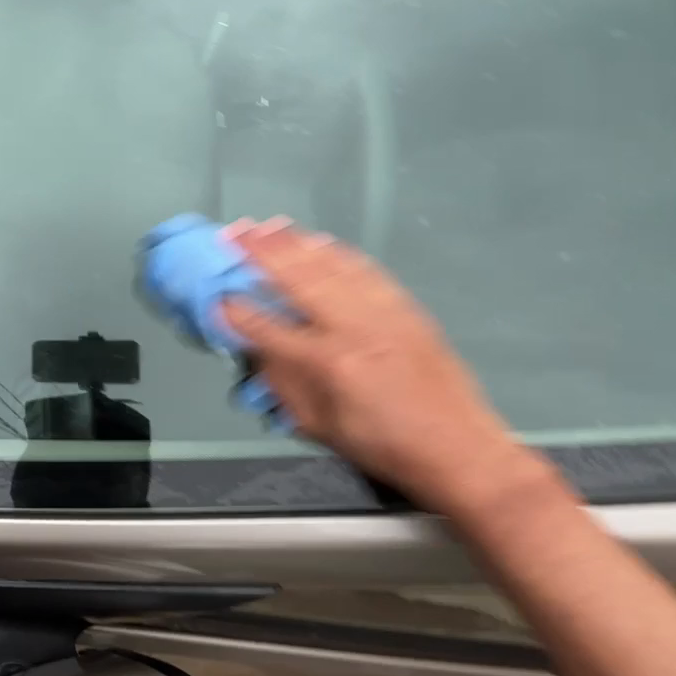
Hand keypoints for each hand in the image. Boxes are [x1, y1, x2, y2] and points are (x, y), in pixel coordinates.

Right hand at [221, 219, 540, 513]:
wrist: (460, 450)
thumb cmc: (380, 444)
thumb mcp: (316, 424)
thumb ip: (281, 382)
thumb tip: (255, 350)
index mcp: (326, 362)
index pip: (266, 327)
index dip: (235, 311)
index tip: (214, 297)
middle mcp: (353, 329)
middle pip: (298, 280)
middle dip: (261, 253)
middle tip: (234, 232)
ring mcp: (384, 314)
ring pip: (332, 267)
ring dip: (296, 243)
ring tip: (268, 226)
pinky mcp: (407, 311)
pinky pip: (367, 272)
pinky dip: (339, 253)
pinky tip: (320, 241)